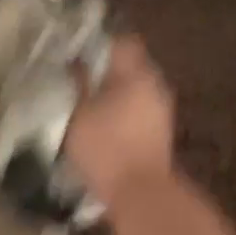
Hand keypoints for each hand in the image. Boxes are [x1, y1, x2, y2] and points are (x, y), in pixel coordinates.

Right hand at [63, 36, 176, 210]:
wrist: (140, 193)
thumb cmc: (105, 150)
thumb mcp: (79, 116)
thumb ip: (77, 85)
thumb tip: (74, 63)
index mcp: (136, 74)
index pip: (122, 41)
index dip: (100, 41)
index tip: (77, 50)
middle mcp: (155, 85)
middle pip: (131, 65)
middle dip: (106, 68)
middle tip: (77, 77)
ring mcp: (161, 109)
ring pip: (135, 89)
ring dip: (114, 92)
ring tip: (87, 103)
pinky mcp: (160, 132)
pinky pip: (138, 109)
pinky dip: (122, 111)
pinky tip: (103, 124)